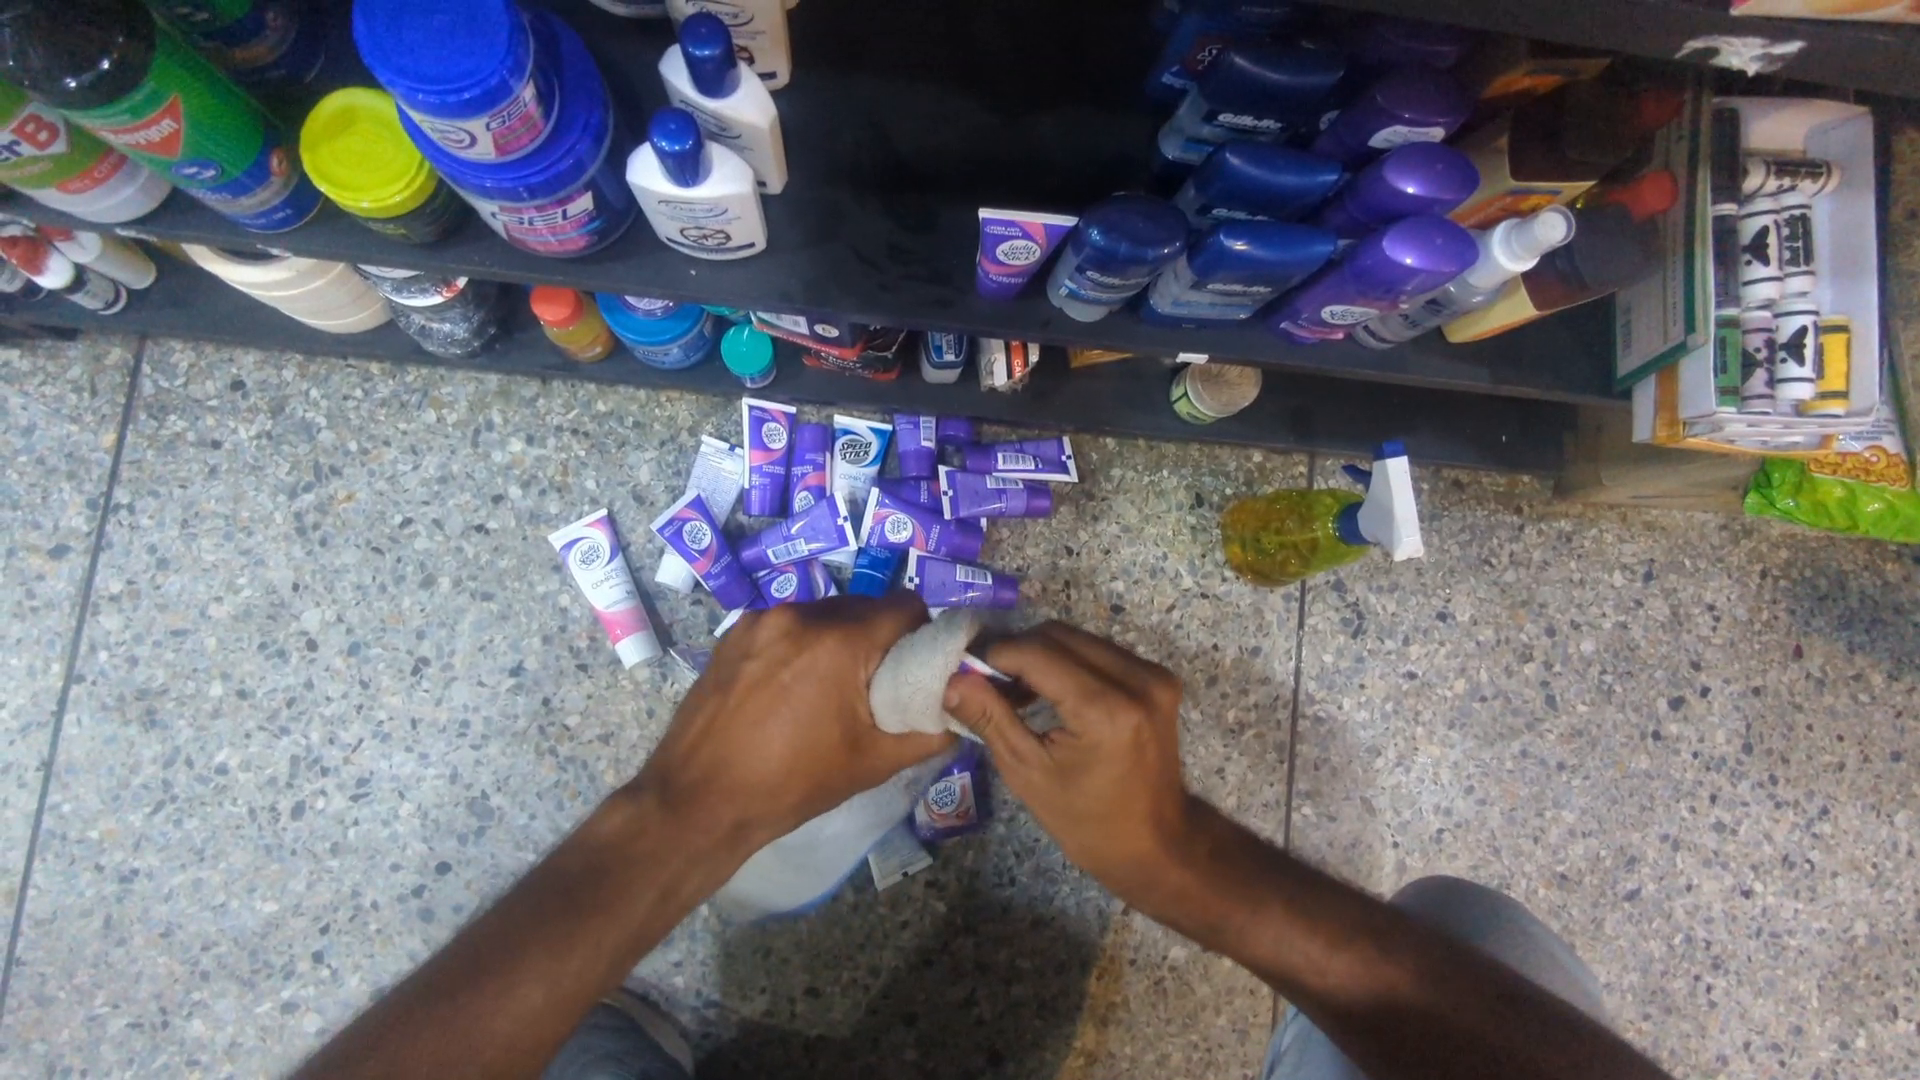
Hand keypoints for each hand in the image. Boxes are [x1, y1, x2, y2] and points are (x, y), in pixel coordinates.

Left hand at [635, 592, 955, 853]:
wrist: (697, 800)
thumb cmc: (790, 783)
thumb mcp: (871, 764)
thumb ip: (927, 735)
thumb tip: (958, 716)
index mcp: (840, 641)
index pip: (905, 606)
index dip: (922, 630)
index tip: (920, 662)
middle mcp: (802, 615)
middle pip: (864, 606)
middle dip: (880, 636)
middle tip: (879, 680)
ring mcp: (762, 619)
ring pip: (824, 613)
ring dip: (840, 638)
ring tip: (831, 685)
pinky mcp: (735, 632)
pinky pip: (788, 624)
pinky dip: (802, 643)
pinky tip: (791, 685)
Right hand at [943, 621, 1193, 900]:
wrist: (1156, 843)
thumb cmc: (1087, 820)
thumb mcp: (1028, 773)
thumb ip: (990, 717)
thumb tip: (951, 680)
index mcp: (1105, 710)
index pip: (1038, 653)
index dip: (996, 655)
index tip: (967, 670)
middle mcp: (1136, 681)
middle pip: (1058, 636)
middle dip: (1017, 651)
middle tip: (987, 680)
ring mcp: (1153, 676)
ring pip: (1078, 638)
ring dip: (1041, 653)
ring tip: (1015, 688)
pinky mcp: (1158, 678)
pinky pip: (1099, 650)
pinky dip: (1067, 660)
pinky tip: (1048, 689)